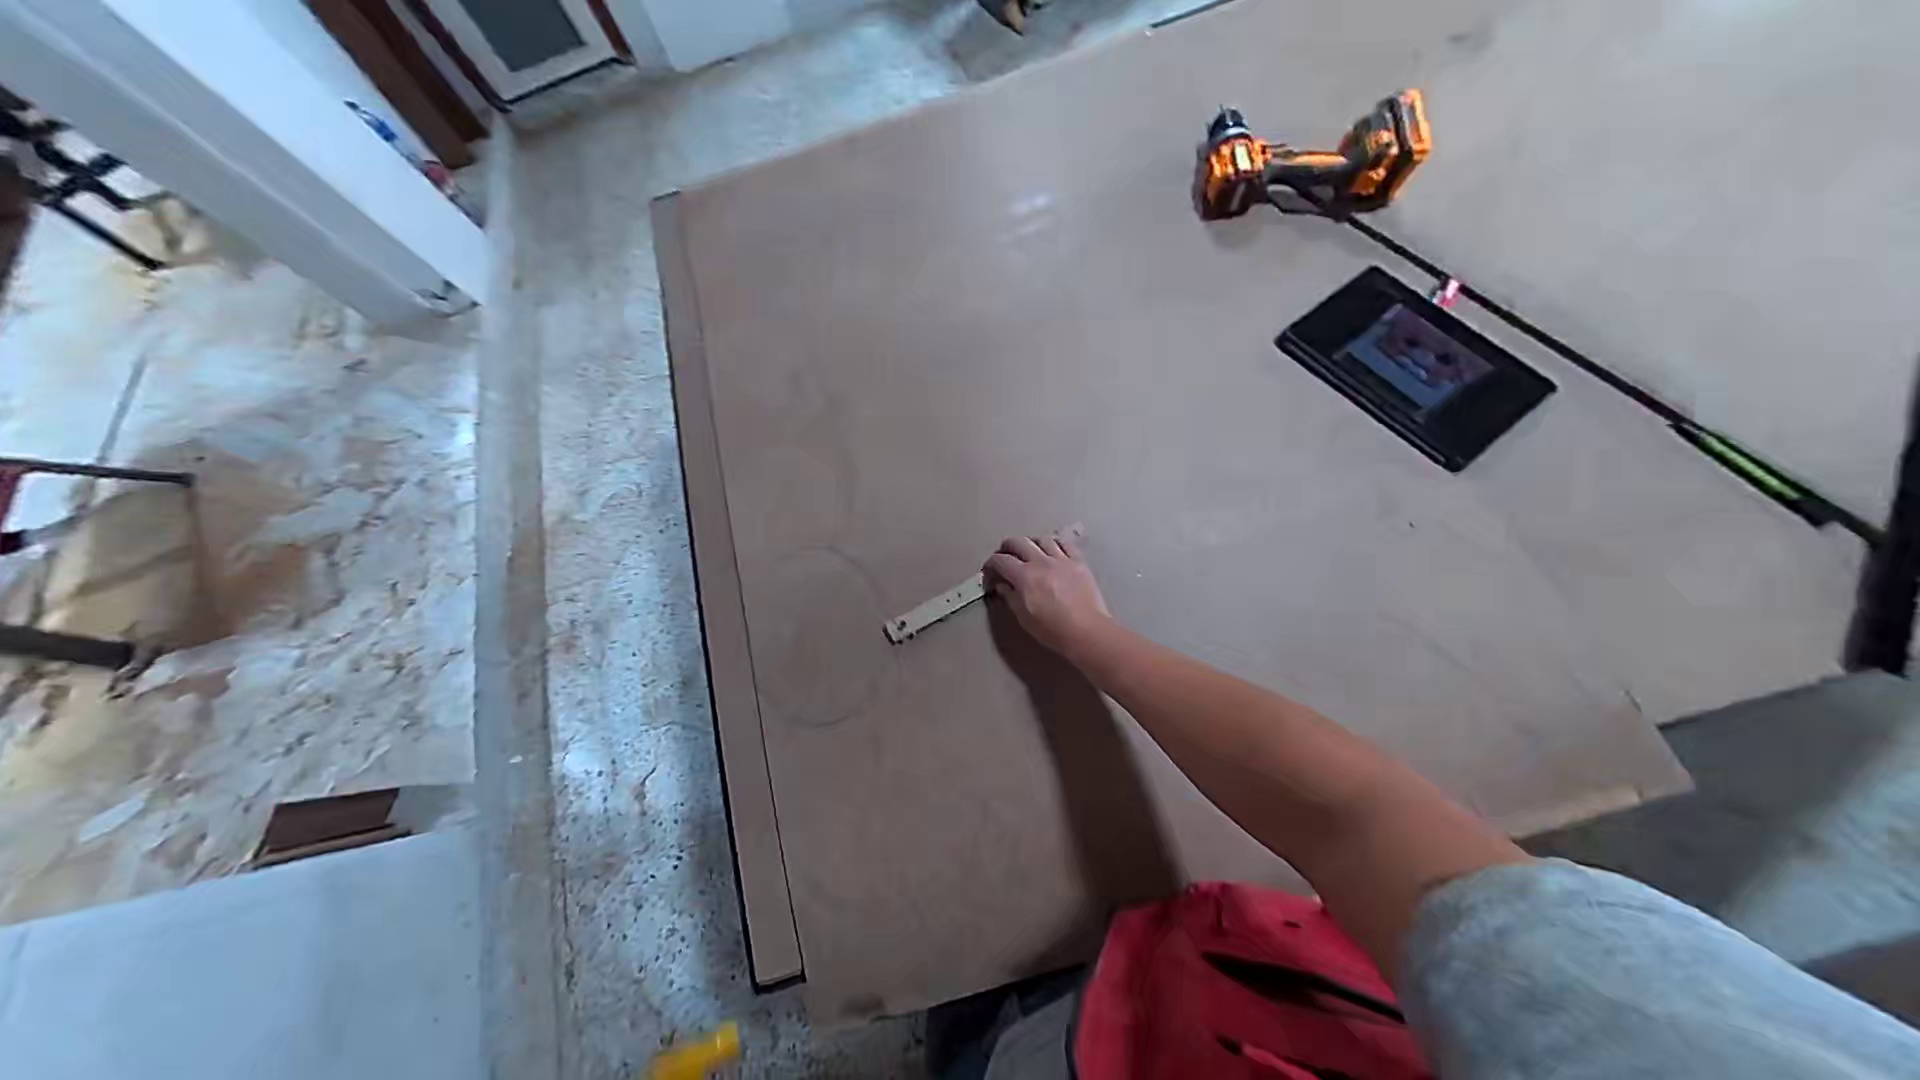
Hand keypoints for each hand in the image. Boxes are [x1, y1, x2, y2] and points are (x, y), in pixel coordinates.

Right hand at [983, 534, 1111, 656]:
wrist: (1086, 631)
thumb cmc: (1052, 630)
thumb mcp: (1024, 617)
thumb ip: (1010, 597)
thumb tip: (1002, 585)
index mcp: (1024, 576)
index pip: (1001, 560)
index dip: (991, 564)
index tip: (990, 571)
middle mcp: (1041, 562)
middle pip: (1018, 542)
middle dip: (1006, 547)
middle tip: (1005, 555)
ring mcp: (1062, 560)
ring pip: (1041, 539)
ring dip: (1030, 543)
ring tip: (1028, 551)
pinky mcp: (1078, 562)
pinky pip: (1064, 544)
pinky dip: (1054, 543)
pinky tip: (1051, 549)